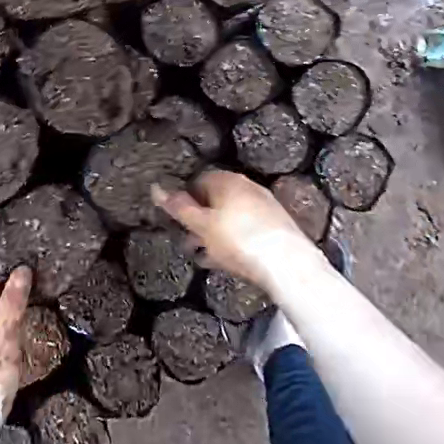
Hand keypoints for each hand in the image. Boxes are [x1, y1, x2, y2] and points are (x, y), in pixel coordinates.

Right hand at [151, 170, 326, 294]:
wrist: (287, 263)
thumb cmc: (238, 240)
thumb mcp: (201, 225)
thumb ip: (178, 208)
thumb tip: (156, 188)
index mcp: (228, 181)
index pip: (199, 180)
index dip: (185, 199)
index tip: (176, 219)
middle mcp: (248, 187)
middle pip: (216, 199)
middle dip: (200, 219)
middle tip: (188, 240)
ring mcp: (264, 206)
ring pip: (231, 216)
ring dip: (215, 233)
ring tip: (204, 255)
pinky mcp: (276, 226)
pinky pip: (247, 229)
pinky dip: (233, 240)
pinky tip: (227, 260)